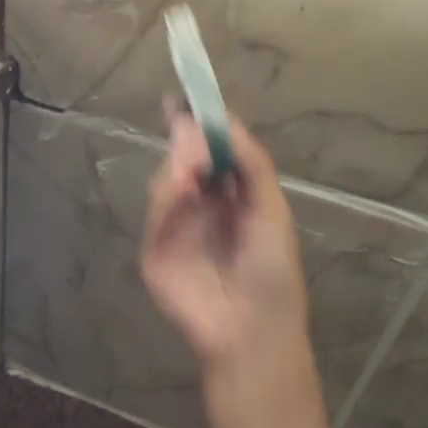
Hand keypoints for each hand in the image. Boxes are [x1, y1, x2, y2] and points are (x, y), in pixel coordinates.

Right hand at [141, 107, 308, 369]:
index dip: (200, 130)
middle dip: (186, 143)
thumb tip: (222, 120)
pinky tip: (182, 185)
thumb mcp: (271, 208)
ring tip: (192, 163)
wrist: (251, 326)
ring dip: (178, 167)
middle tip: (186, 124)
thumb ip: (251, 162)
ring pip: (167, 184)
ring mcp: (176, 232)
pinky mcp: (155, 254)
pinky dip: (166, 196)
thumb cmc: (272, 270)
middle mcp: (203, 212)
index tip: (184, 100)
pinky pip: (156, 216)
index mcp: (235, 201)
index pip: (212, 157)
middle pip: (185, 164)